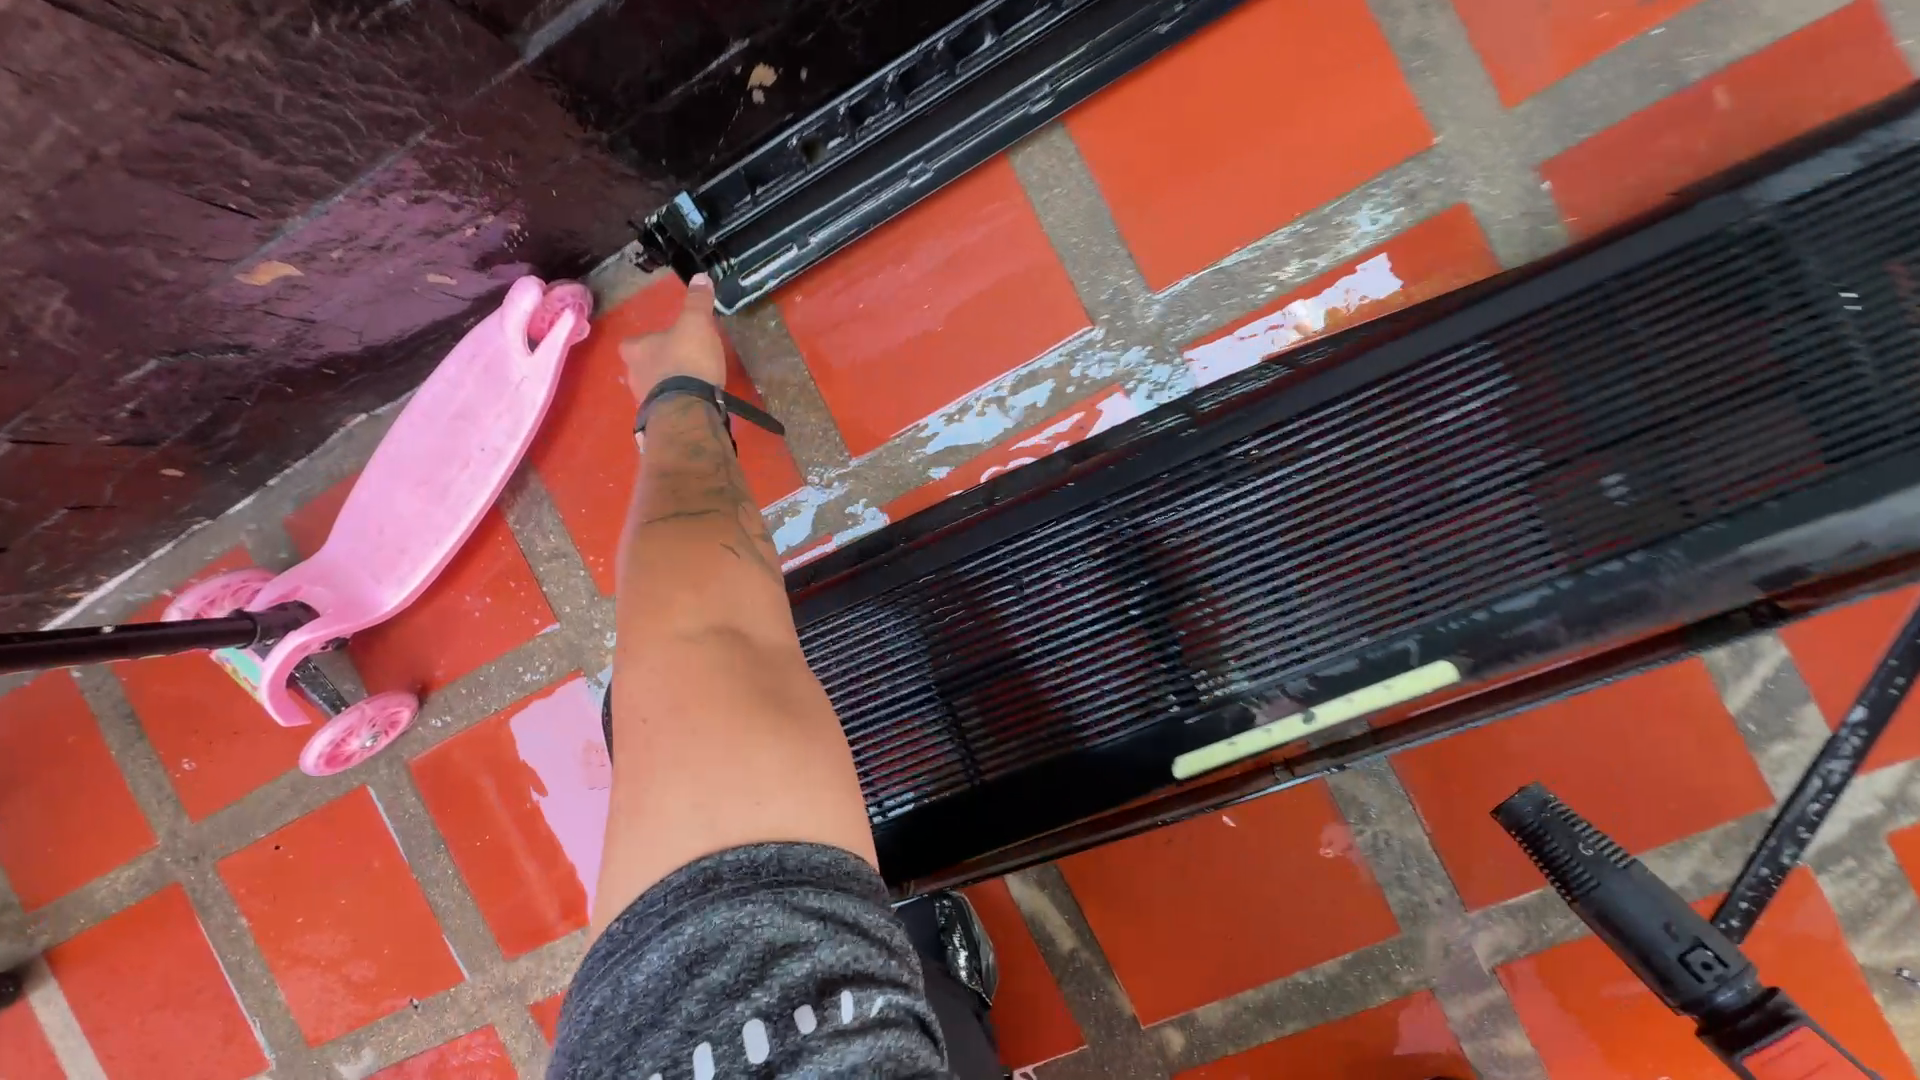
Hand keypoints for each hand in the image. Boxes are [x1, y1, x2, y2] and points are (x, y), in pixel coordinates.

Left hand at [620, 273, 726, 402]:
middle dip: (659, 365)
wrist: (689, 409)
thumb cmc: (687, 360)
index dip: (647, 341)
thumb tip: (701, 277)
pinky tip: (693, 402)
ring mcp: (645, 401)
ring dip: (668, 386)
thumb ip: (698, 302)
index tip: (664, 341)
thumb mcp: (697, 324)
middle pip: (643, 366)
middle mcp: (633, 375)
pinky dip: (677, 404)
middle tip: (680, 362)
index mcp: (635, 349)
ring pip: (654, 389)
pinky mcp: (660, 421)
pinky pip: (666, 408)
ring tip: (690, 384)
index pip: (632, 343)